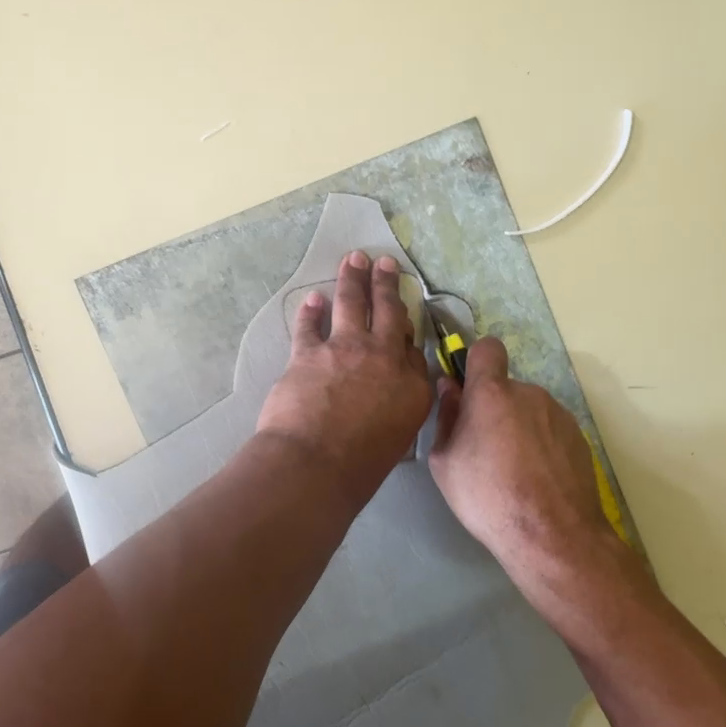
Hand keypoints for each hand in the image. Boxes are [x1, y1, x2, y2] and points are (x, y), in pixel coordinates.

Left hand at [256, 251, 432, 502]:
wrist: (315, 464)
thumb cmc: (359, 467)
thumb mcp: (397, 438)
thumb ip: (397, 408)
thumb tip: (387, 396)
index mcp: (413, 388)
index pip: (415, 350)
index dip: (408, 332)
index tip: (404, 320)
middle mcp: (385, 359)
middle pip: (390, 312)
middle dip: (388, 284)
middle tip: (386, 262)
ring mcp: (347, 350)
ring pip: (352, 303)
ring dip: (353, 278)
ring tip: (354, 258)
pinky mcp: (310, 351)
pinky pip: (310, 324)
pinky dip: (310, 310)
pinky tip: (312, 299)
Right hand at [429, 338, 617, 580]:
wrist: (552, 535)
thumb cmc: (487, 496)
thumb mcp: (445, 461)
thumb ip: (447, 417)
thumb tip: (451, 389)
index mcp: (492, 393)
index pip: (487, 349)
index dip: (476, 362)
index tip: (469, 390)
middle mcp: (529, 393)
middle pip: (506, 389)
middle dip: (495, 409)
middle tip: (484, 449)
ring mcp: (559, 414)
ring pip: (529, 411)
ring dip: (519, 428)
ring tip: (513, 471)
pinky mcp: (579, 438)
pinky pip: (550, 431)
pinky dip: (541, 446)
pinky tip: (536, 480)